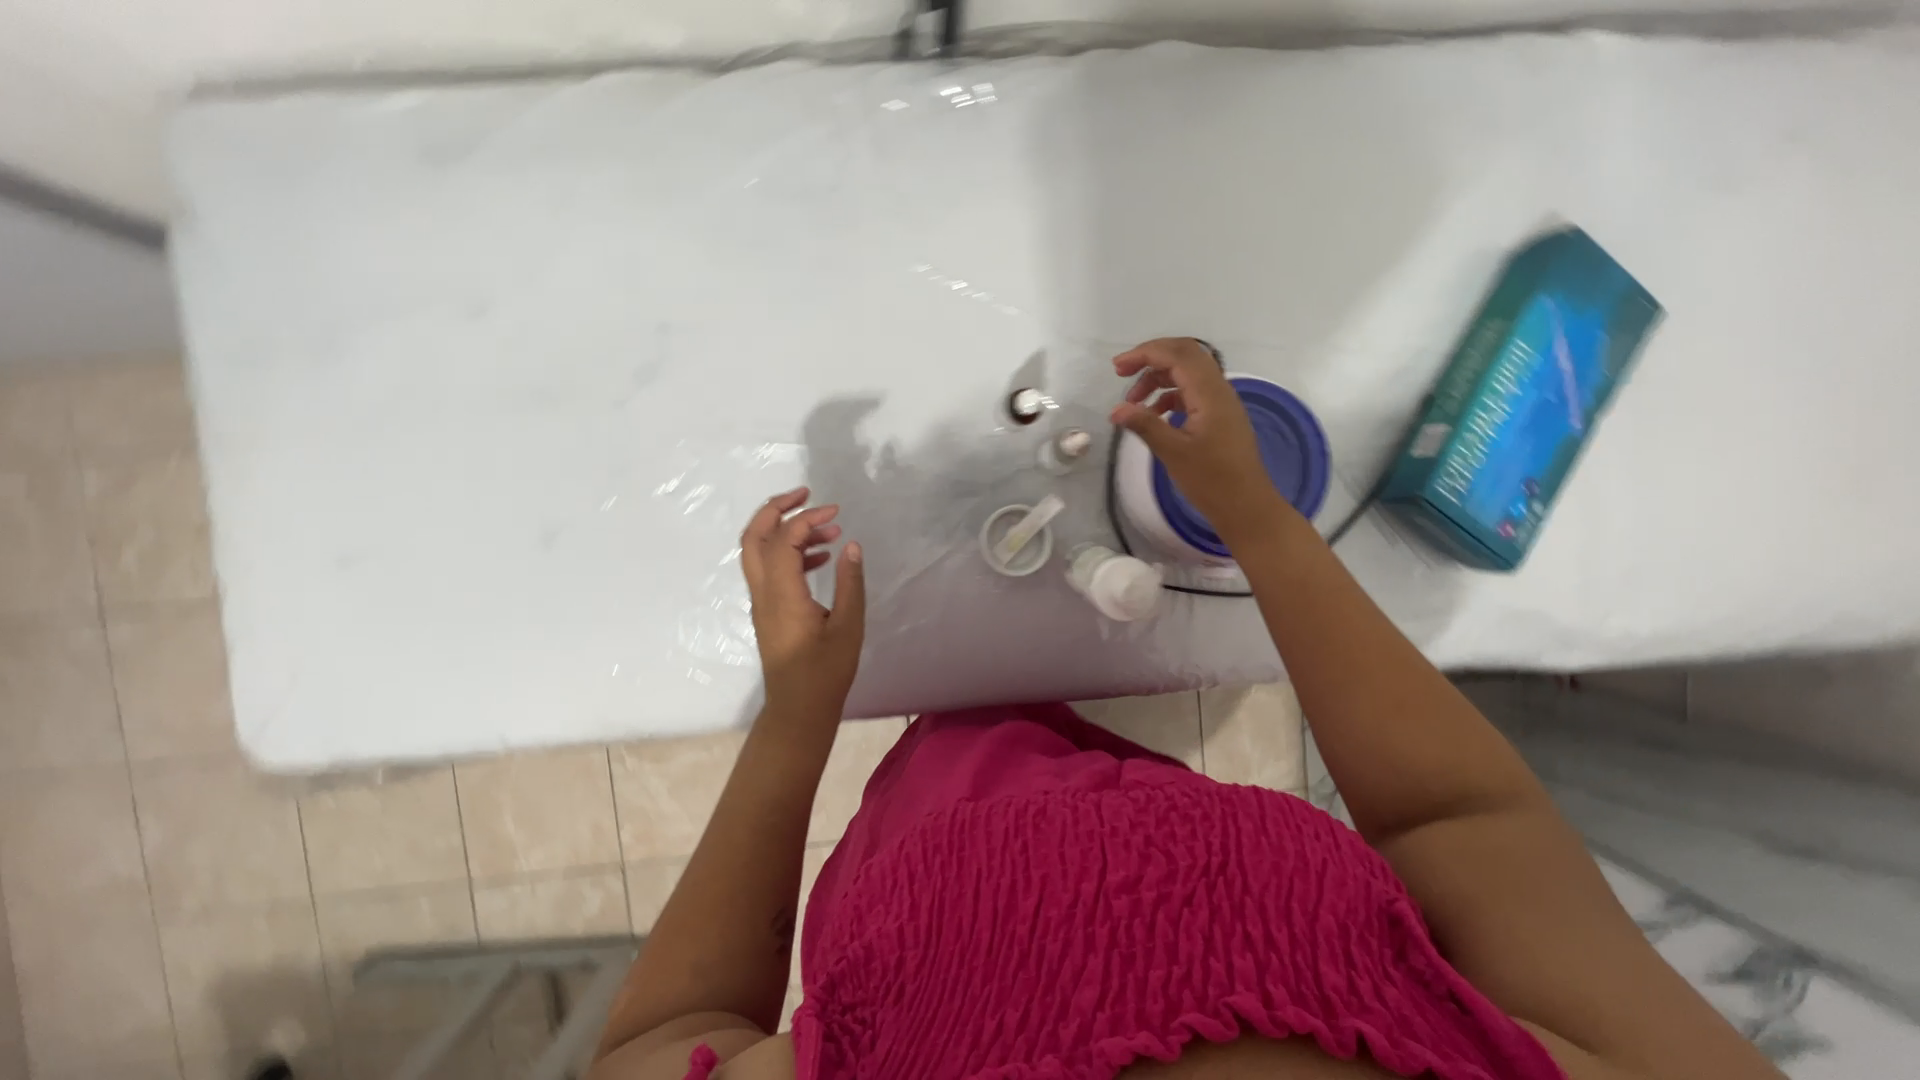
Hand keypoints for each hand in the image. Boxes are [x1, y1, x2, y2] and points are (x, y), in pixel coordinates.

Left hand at [740, 487, 866, 717]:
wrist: (799, 709)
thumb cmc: (826, 672)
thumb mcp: (849, 627)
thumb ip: (850, 583)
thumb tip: (851, 545)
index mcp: (783, 594)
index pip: (784, 540)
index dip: (808, 519)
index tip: (837, 514)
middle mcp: (764, 593)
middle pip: (753, 537)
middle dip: (776, 508)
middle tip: (807, 494)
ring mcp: (762, 602)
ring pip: (757, 552)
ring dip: (784, 530)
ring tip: (827, 529)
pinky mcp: (768, 610)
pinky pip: (769, 569)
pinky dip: (788, 552)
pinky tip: (821, 557)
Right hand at [1109, 338, 1295, 543]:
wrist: (1246, 506)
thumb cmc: (1211, 481)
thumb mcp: (1173, 452)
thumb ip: (1145, 425)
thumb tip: (1116, 410)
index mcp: (1210, 393)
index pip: (1177, 355)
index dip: (1145, 354)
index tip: (1117, 368)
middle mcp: (1219, 390)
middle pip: (1185, 355)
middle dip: (1152, 358)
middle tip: (1122, 372)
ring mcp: (1222, 403)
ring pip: (1188, 373)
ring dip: (1159, 379)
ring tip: (1134, 403)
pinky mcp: (1220, 417)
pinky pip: (1193, 392)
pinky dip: (1170, 395)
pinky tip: (1155, 416)